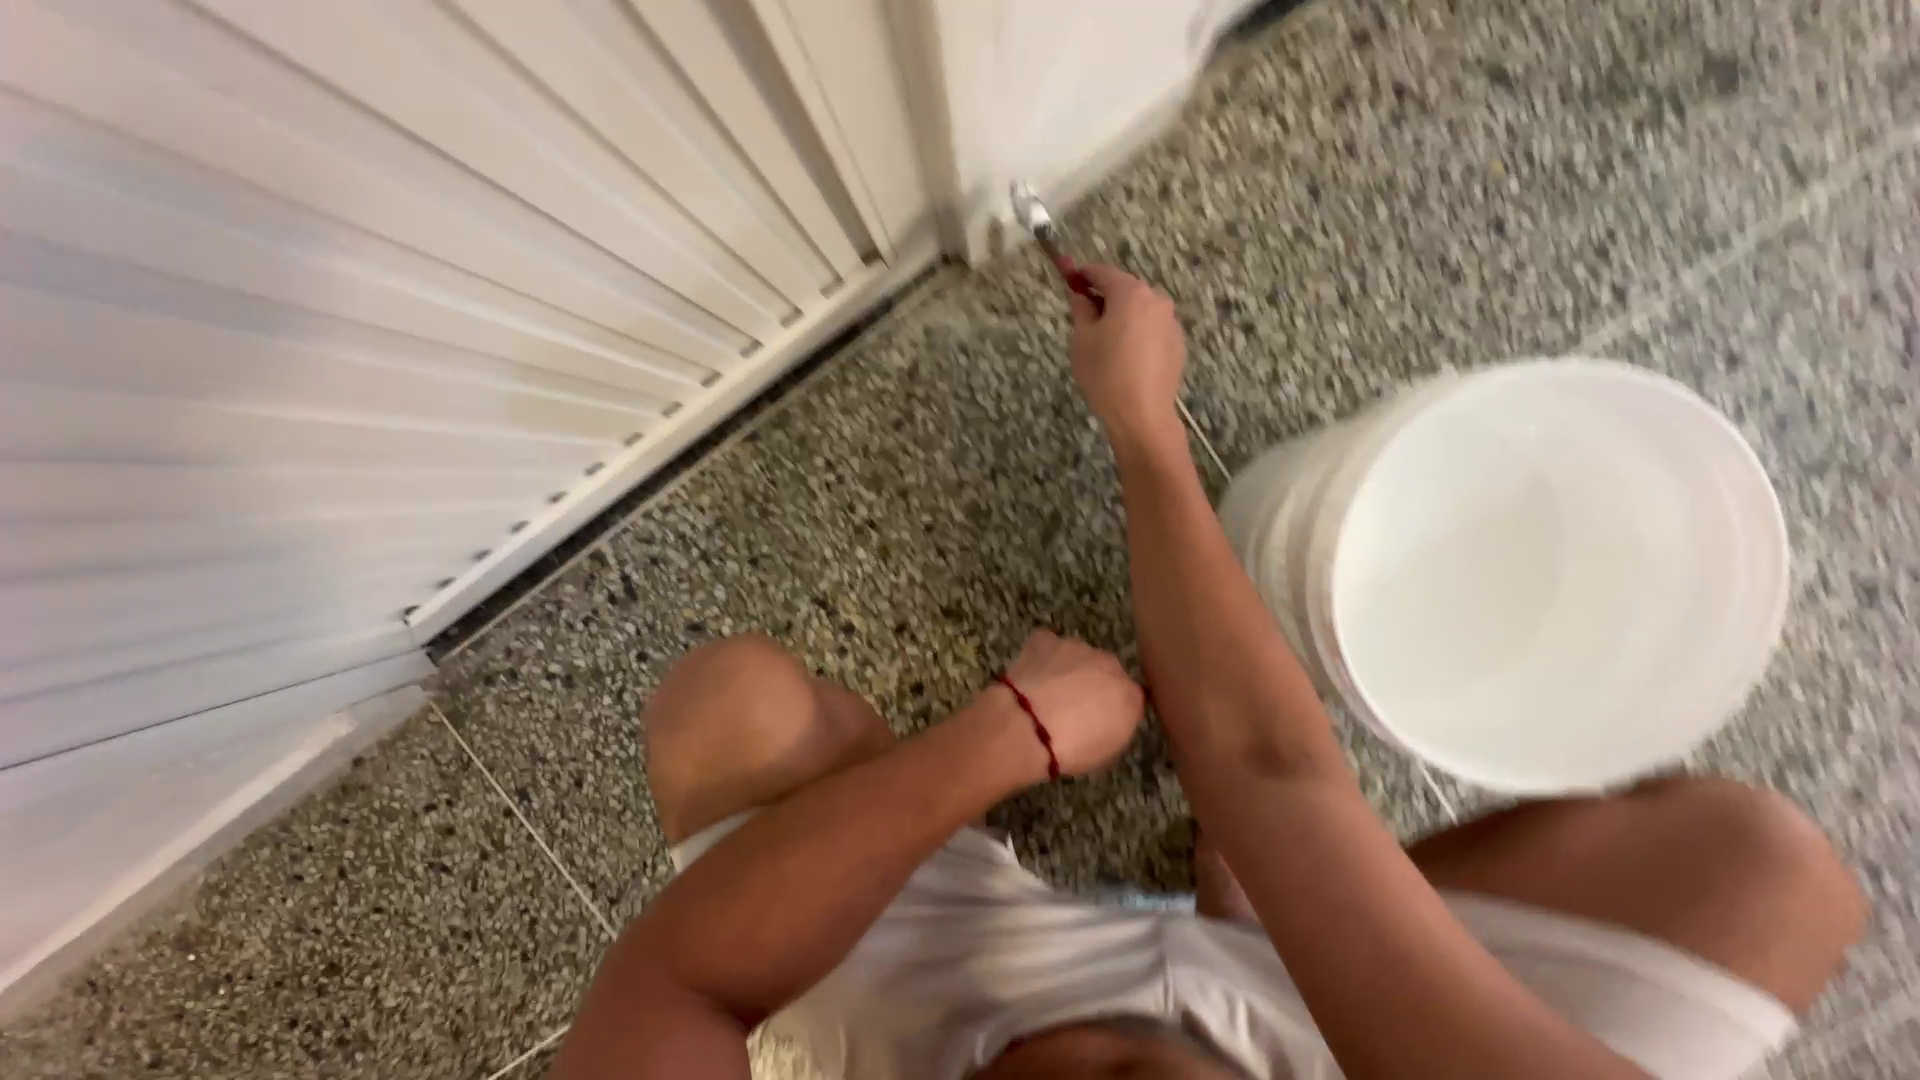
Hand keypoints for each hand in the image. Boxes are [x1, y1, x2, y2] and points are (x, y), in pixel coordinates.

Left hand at [994, 629, 1143, 779]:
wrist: (1030, 727)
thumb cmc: (1071, 750)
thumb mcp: (1105, 753)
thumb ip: (1114, 728)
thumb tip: (1106, 720)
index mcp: (1129, 694)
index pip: (1128, 696)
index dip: (1110, 708)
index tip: (1095, 721)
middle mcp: (1109, 664)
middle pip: (1104, 670)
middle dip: (1091, 684)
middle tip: (1069, 706)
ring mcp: (1077, 648)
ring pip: (1076, 655)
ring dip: (1067, 668)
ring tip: (1045, 692)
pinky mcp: (1046, 640)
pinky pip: (1047, 645)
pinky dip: (1041, 656)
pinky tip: (1030, 674)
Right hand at [1068, 264, 1187, 453]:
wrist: (1142, 414)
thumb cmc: (1105, 374)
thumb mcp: (1082, 340)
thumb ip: (1081, 310)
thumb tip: (1081, 296)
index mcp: (1130, 293)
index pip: (1104, 273)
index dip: (1085, 274)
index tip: (1071, 278)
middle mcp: (1156, 300)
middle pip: (1126, 290)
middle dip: (1106, 298)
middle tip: (1086, 317)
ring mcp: (1171, 322)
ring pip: (1141, 310)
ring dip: (1124, 317)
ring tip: (1107, 343)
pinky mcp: (1178, 344)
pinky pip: (1152, 329)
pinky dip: (1138, 333)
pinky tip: (1127, 357)